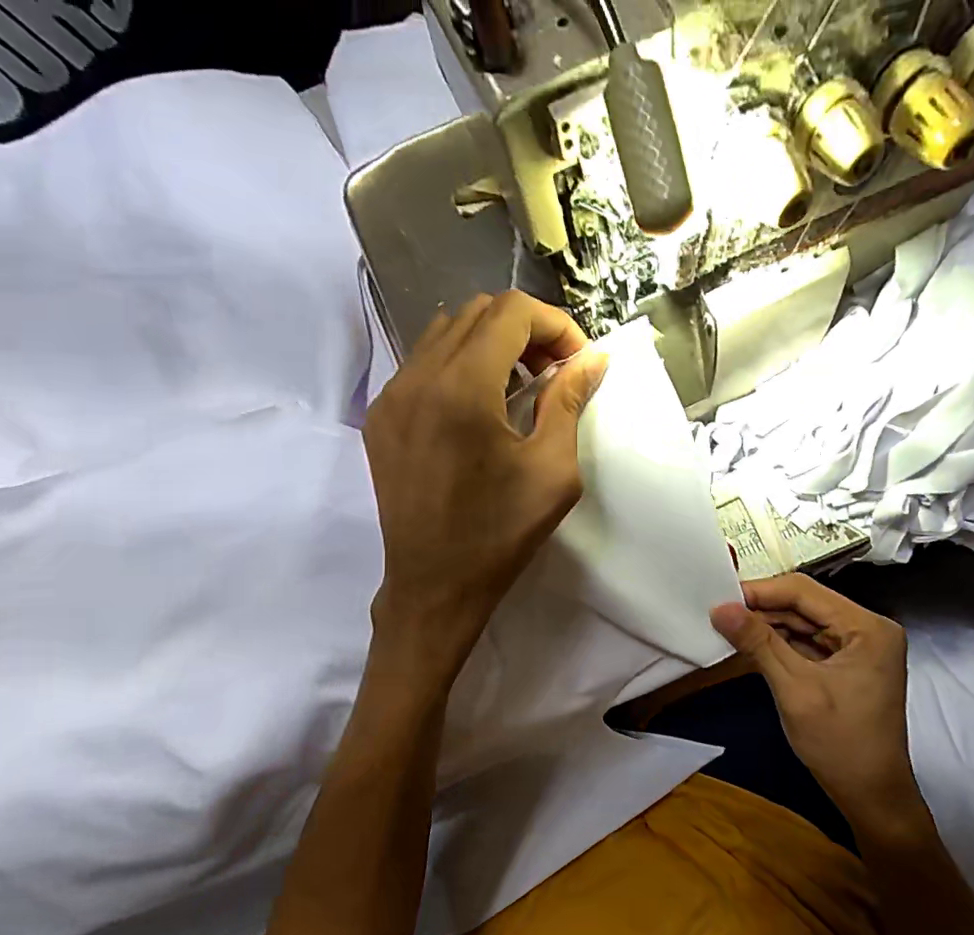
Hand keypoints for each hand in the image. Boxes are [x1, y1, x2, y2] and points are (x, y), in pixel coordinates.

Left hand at [363, 291, 603, 653]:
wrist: (433, 585)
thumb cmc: (500, 534)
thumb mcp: (553, 471)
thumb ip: (569, 401)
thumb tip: (592, 359)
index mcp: (463, 388)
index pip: (512, 312)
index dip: (555, 325)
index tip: (578, 362)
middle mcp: (418, 378)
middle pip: (478, 311)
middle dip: (526, 330)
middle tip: (555, 373)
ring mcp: (391, 395)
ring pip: (446, 331)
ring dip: (492, 343)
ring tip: (520, 386)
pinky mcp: (380, 416)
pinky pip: (422, 362)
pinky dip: (459, 364)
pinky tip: (480, 405)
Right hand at [710, 574, 923, 829]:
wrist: (872, 796)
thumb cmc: (839, 744)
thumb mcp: (794, 688)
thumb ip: (758, 642)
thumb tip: (720, 608)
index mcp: (867, 627)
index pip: (805, 592)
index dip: (761, 591)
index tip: (720, 596)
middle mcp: (867, 628)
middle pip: (805, 605)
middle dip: (762, 609)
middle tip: (718, 612)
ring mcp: (859, 647)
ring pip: (804, 624)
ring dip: (768, 627)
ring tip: (727, 626)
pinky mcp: (847, 664)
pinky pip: (809, 644)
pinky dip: (780, 645)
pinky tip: (750, 644)